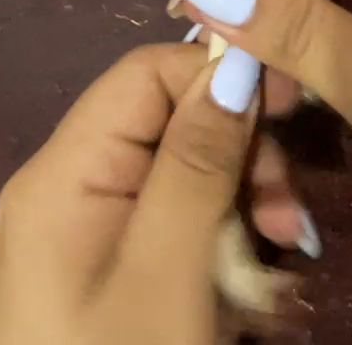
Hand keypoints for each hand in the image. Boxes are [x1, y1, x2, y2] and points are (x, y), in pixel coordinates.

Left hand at [0, 44, 309, 344]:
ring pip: (175, 179)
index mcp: (61, 174)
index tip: (290, 107)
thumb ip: (196, 161)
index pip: (146, 74)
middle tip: (286, 220)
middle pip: (165, 125)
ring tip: (277, 257)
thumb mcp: (165, 278)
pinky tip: (245, 289)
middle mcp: (62, 190)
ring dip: (234, 205)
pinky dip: (212, 245)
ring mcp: (76, 239)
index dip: (219, 75)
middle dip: (237, 156)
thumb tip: (233, 61)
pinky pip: (164, 230)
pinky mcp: (95, 280)